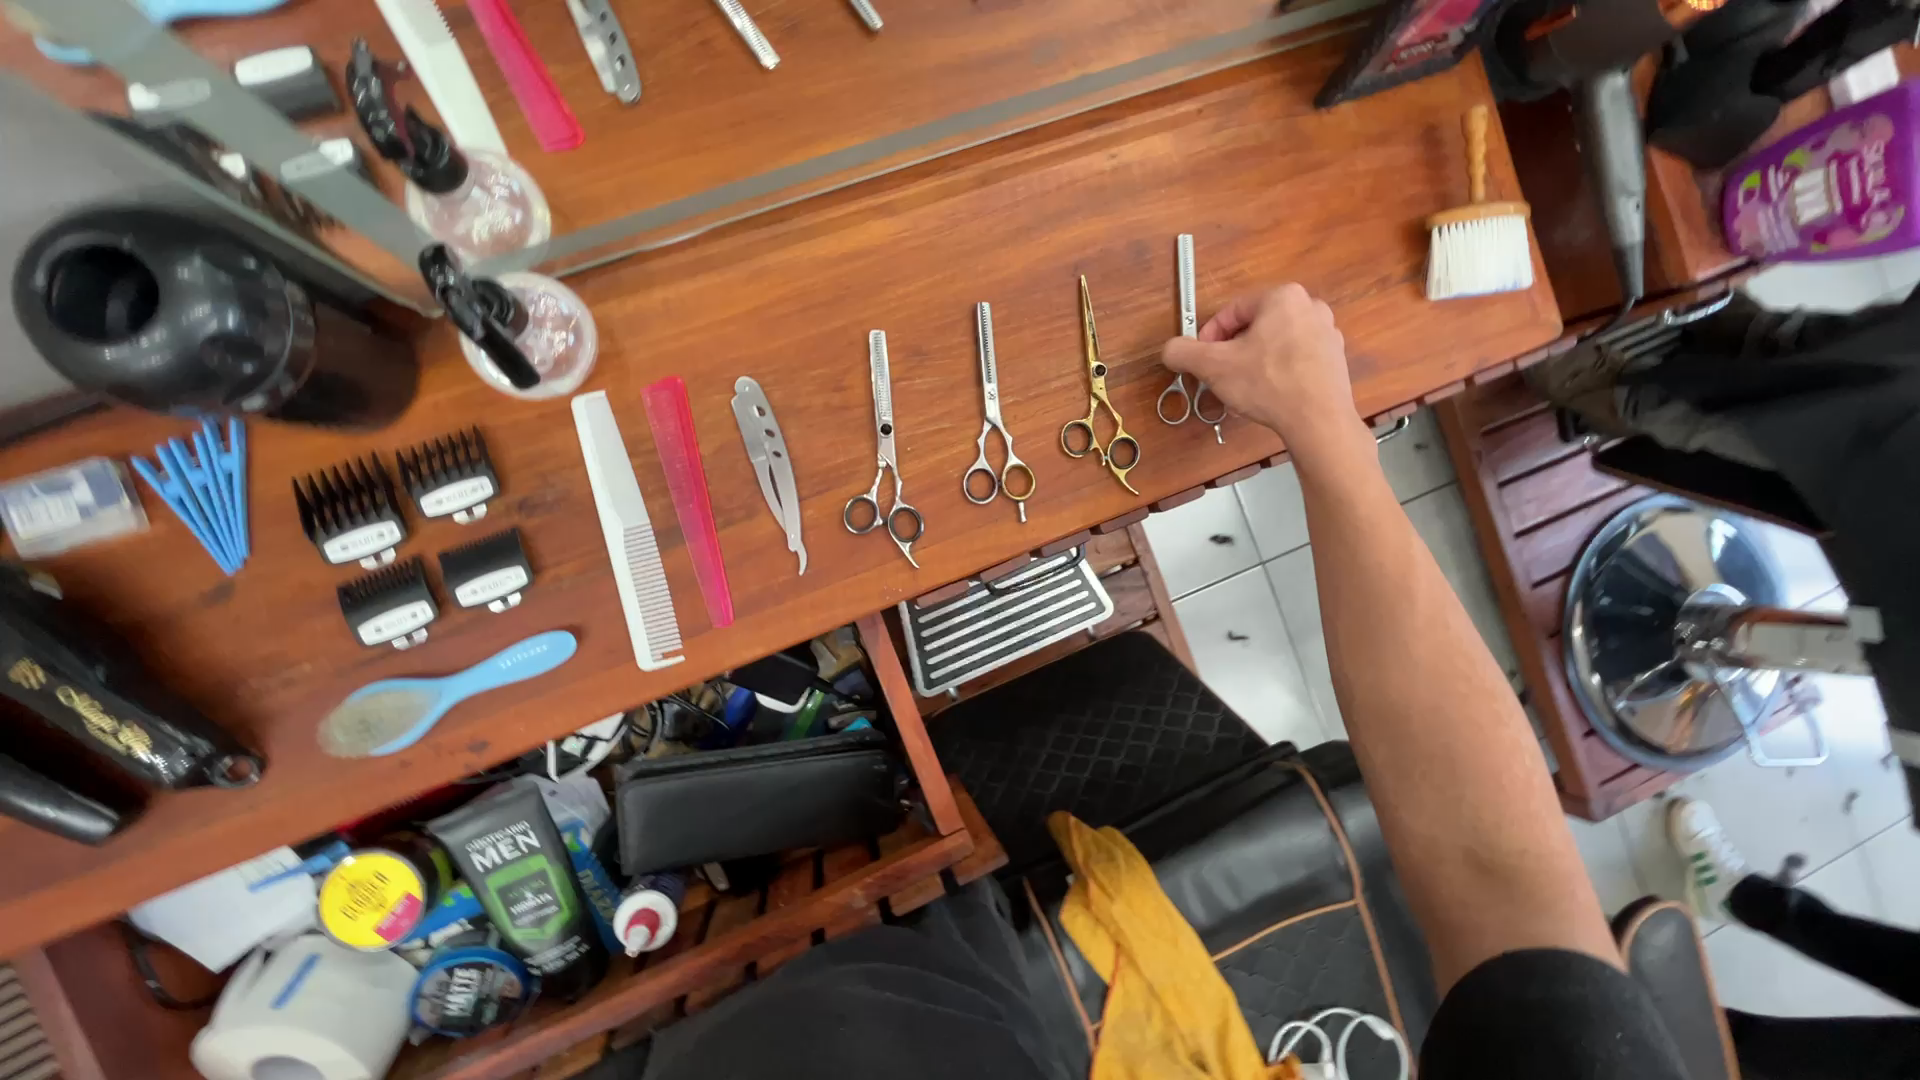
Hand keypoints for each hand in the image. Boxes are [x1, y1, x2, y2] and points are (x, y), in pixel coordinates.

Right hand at [1163, 284, 1363, 455]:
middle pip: (1255, 327)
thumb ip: (1183, 352)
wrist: (1317, 420)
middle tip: (1219, 376)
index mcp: (1282, 297)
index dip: (1209, 337)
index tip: (1201, 360)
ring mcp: (1327, 333)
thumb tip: (1171, 350)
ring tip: (1241, 390)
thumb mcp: (1213, 366)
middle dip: (1232, 351)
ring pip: (1274, 344)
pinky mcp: (1334, 359)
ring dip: (1252, 363)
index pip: (1232, 311)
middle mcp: (1310, 307)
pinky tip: (1267, 396)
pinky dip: (1276, 373)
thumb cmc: (1267, 384)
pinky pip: (1294, 359)